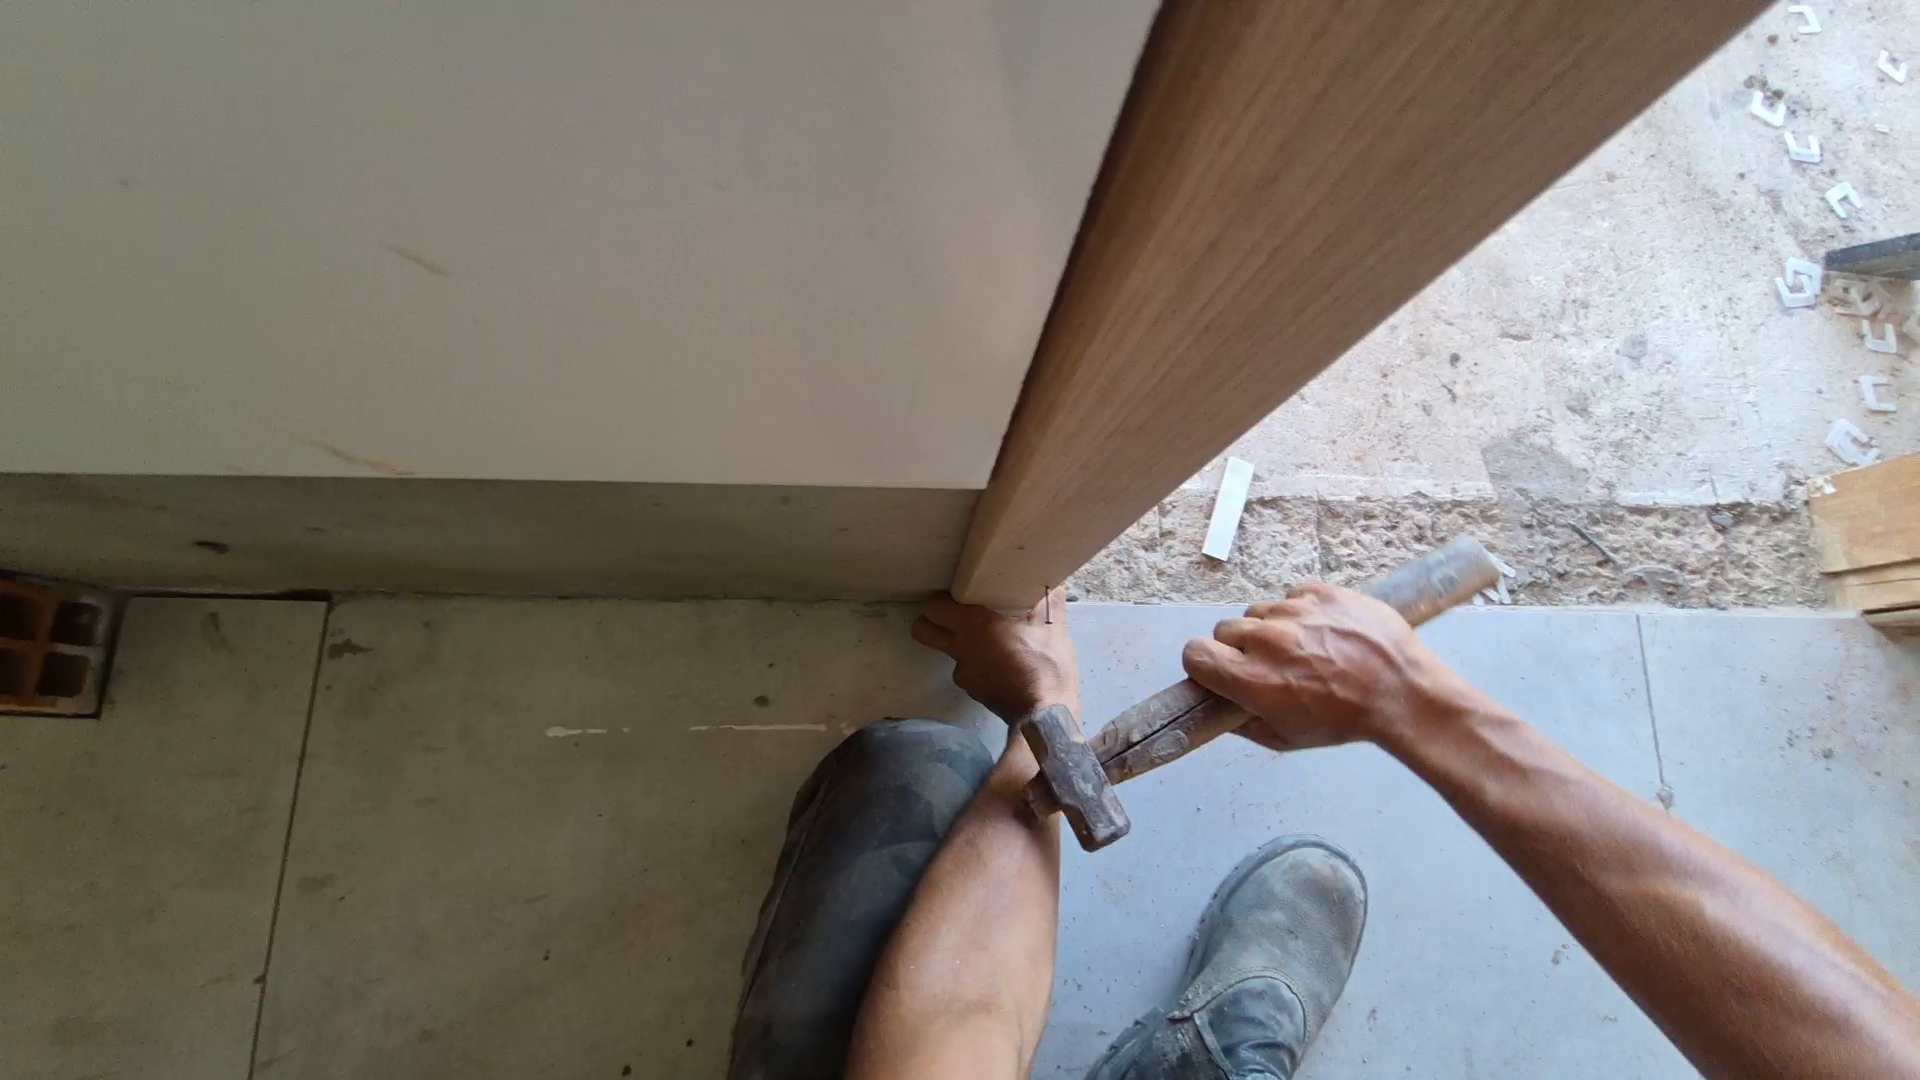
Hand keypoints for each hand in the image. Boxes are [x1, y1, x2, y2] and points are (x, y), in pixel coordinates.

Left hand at [911, 588, 1078, 722]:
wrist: (1046, 717)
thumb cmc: (1046, 664)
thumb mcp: (1052, 626)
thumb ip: (1047, 600)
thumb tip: (1051, 581)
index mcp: (973, 626)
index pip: (933, 607)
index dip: (940, 599)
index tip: (956, 595)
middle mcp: (960, 649)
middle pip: (923, 631)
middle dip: (931, 621)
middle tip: (954, 615)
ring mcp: (964, 675)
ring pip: (950, 654)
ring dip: (963, 646)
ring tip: (990, 642)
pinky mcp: (974, 694)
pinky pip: (969, 673)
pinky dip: (979, 667)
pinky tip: (1002, 665)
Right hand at [1180, 584, 1467, 750]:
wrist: (1406, 695)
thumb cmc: (1345, 722)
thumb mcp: (1285, 739)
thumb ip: (1242, 722)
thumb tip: (1220, 705)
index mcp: (1251, 678)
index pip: (1195, 653)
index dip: (1205, 661)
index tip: (1221, 668)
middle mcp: (1266, 640)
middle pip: (1224, 629)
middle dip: (1240, 646)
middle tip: (1270, 662)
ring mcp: (1294, 612)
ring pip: (1259, 612)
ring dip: (1271, 628)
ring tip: (1304, 647)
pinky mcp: (1320, 593)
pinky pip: (1292, 597)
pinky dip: (1302, 612)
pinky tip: (1324, 632)